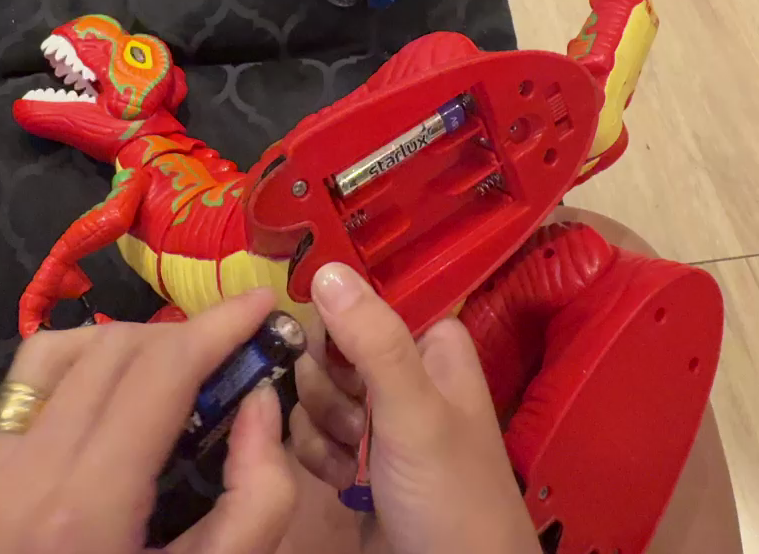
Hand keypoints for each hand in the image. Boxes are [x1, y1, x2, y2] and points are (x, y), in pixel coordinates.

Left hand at [0, 289, 295, 553]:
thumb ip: (258, 496)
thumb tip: (258, 399)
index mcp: (82, 516)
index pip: (159, 373)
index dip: (219, 326)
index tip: (265, 302)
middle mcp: (20, 481)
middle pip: (116, 349)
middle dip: (186, 335)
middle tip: (233, 353)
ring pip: (63, 349)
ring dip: (132, 342)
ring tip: (178, 370)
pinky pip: (28, 380)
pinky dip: (81, 360)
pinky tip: (116, 388)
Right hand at [289, 263, 538, 553]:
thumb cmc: (449, 491)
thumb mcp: (415, 410)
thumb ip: (373, 340)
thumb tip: (326, 267)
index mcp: (428, 336)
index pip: (360, 296)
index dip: (335, 323)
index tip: (331, 355)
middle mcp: (401, 362)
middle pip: (328, 341)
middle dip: (330, 387)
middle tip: (358, 422)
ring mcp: (375, 407)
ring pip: (312, 385)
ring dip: (324, 427)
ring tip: (355, 459)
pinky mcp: (352, 447)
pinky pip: (310, 425)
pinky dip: (319, 454)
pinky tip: (344, 481)